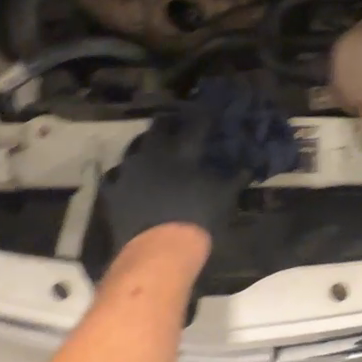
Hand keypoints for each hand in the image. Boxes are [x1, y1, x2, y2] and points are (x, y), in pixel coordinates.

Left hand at [100, 109, 249, 254]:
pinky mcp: (113, 191)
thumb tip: (248, 167)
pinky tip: (128, 177)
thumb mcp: (223, 198)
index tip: (208, 112)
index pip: (196, 126)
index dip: (203, 117)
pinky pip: (115, 176)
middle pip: (159, 127)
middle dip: (168, 123)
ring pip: (134, 147)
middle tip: (175, 123)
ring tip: (151, 147)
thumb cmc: (197, 221)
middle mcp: (154, 154)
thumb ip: (234, 179)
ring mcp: (129, 171)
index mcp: (184, 153)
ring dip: (144, 145)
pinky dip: (123, 175)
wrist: (159, 249)